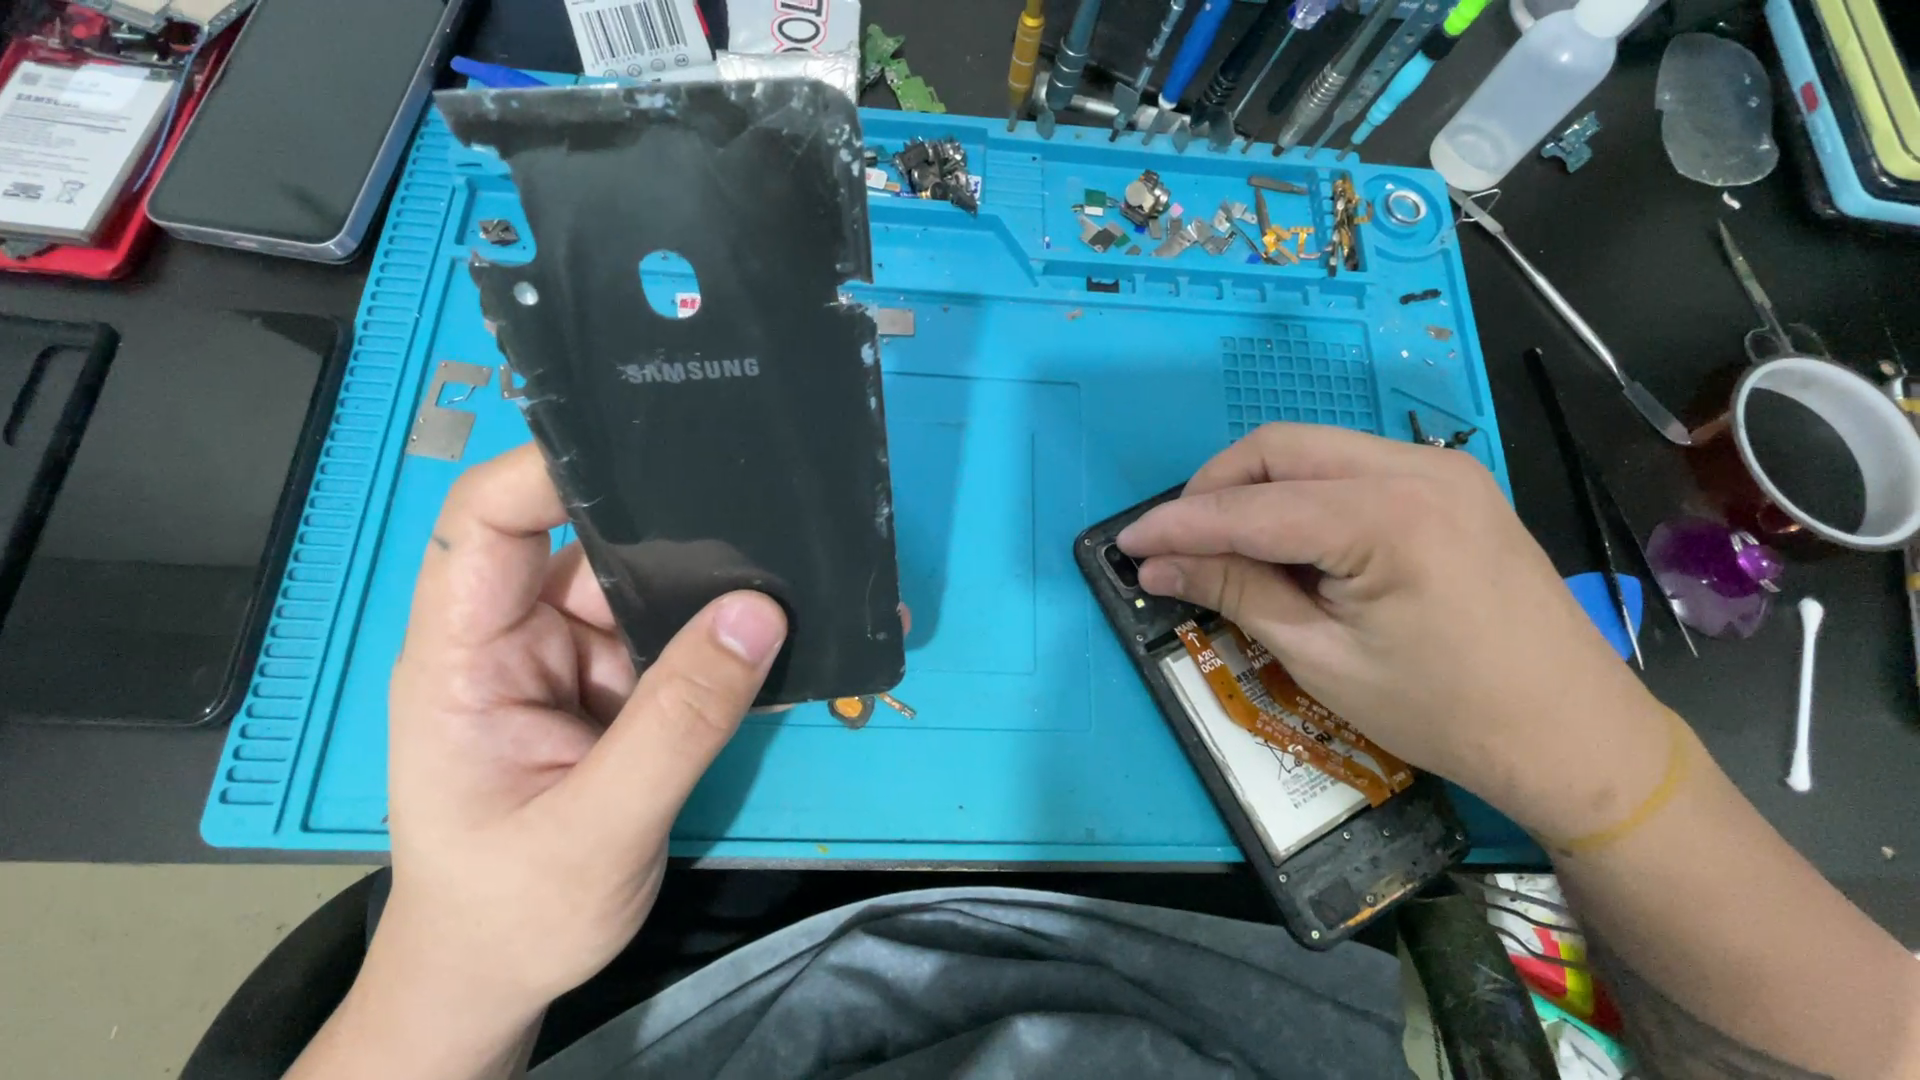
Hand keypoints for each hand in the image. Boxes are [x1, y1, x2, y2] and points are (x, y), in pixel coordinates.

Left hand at [383, 443, 787, 1021]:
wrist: (504, 978)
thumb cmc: (511, 912)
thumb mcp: (595, 828)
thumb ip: (678, 723)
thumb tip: (759, 614)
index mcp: (466, 656)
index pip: (488, 524)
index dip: (550, 470)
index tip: (649, 444)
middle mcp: (521, 639)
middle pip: (592, 544)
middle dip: (673, 520)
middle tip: (765, 495)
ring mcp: (580, 663)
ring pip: (652, 590)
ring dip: (719, 580)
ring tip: (801, 556)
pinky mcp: (626, 691)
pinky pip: (685, 642)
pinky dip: (734, 636)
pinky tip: (793, 627)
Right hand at [1117, 423, 1666, 835]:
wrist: (1573, 732)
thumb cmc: (1443, 711)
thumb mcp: (1321, 657)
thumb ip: (1236, 592)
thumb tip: (1157, 565)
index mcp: (1387, 517)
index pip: (1253, 506)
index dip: (1179, 523)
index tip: (1128, 542)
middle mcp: (1416, 468)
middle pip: (1281, 447)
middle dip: (1215, 487)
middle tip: (1177, 540)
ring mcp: (1441, 468)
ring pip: (1314, 449)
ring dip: (1255, 487)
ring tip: (1224, 543)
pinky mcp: (1451, 484)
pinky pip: (1350, 466)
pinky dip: (1300, 493)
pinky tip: (1288, 539)